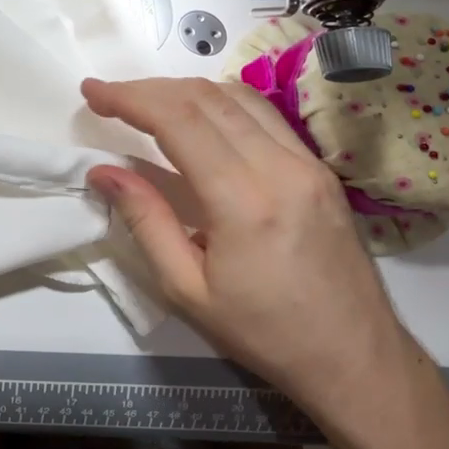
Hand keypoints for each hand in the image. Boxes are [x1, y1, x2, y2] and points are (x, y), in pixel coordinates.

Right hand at [81, 77, 416, 422]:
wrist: (356, 359)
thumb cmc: (264, 333)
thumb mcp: (187, 289)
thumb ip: (144, 221)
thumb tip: (103, 171)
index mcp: (244, 201)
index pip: (178, 121)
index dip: (129, 98)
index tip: (92, 93)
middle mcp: (280, 168)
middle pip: (205, 98)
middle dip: (148, 89)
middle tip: (108, 96)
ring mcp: (307, 164)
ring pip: (236, 97)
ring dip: (183, 90)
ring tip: (144, 104)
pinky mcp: (320, 170)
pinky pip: (262, 115)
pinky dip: (218, 102)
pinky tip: (195, 118)